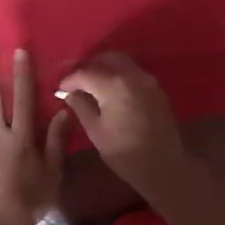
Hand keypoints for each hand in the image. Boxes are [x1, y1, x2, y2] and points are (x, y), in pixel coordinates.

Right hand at [56, 52, 187, 189]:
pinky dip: (121, 75)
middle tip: (77, 80)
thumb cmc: (125, 153)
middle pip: (108, 57)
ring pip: (124, 62)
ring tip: (93, 84)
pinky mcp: (158, 89)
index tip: (61, 89)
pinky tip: (112, 90)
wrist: (163, 166)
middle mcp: (134, 76)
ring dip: (106, 67)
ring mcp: (149, 81)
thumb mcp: (96, 132)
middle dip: (90, 65)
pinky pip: (135, 73)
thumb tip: (70, 94)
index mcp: (115, 86)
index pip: (86, 73)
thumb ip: (81, 107)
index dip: (70, 80)